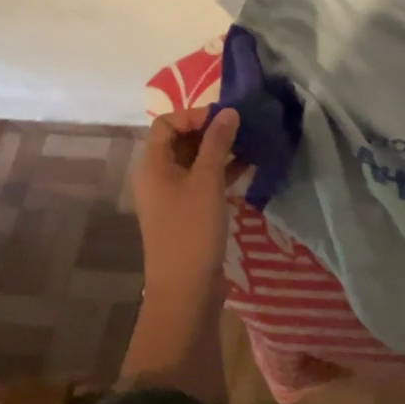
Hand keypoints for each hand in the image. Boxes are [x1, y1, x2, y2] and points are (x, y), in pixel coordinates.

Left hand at [133, 107, 240, 295]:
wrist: (185, 291)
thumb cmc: (192, 230)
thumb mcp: (207, 181)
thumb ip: (217, 142)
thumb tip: (229, 111)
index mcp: (153, 166)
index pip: (166, 123)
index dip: (193, 115)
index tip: (224, 119)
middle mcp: (159, 177)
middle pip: (181, 140)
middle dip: (211, 130)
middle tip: (243, 128)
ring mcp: (173, 196)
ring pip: (195, 161)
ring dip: (220, 150)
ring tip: (251, 144)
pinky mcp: (188, 213)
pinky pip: (204, 181)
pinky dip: (223, 171)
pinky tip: (249, 168)